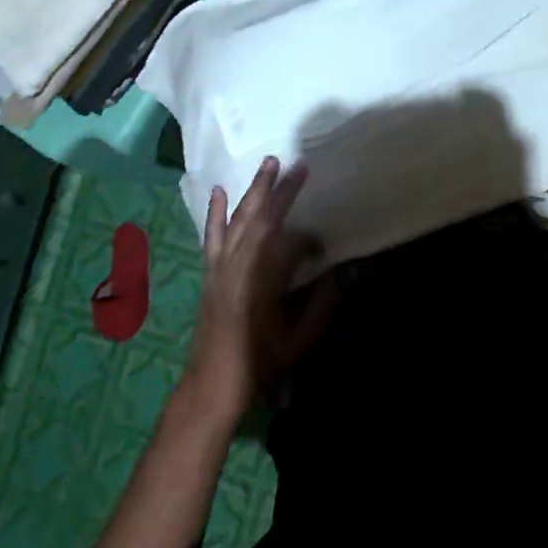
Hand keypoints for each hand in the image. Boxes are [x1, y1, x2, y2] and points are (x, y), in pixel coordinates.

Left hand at [182, 157, 337, 420]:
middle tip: (297, 164)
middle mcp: (240, 265)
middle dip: (281, 190)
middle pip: (263, 218)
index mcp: (264, 281)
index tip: (321, 246)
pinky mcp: (210, 270)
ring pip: (240, 219)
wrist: (211, 384)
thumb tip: (337, 277)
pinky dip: (216, 211)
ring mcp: (221, 265)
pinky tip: (220, 191)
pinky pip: (213, 234)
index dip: (309, 241)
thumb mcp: (297, 341)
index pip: (291, 244)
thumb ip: (319, 307)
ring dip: (255, 190)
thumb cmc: (258, 364)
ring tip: (268, 163)